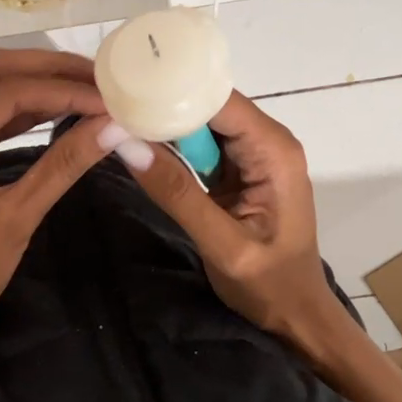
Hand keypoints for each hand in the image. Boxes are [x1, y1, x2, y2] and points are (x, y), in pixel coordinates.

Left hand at [0, 50, 113, 381]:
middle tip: (100, 78)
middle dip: (45, 69)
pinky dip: (17, 108)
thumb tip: (112, 127)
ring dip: (33, 84)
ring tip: (86, 89)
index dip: (60, 89)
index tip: (109, 96)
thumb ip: (61, 166)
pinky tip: (56, 109)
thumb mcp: (15, 219)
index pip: (4, 94)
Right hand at [113, 92, 344, 347]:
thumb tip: (126, 145)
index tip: (124, 88)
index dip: (173, 90)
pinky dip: (169, 144)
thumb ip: (177, 194)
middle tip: (107, 104)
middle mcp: (266, 142)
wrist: (295, 314)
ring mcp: (250, 155)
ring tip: (112, 116)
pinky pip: (198, 145)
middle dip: (161, 103)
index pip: (218, 101)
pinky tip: (135, 141)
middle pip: (207, 106)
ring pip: (199, 124)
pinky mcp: (235, 169)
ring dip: (161, 123)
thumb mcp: (222, 244)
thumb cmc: (270, 284)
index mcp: (274, 152)